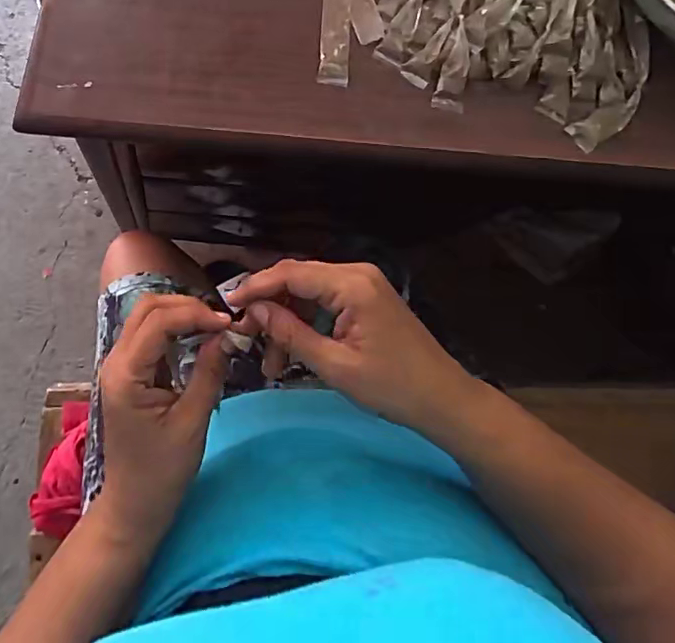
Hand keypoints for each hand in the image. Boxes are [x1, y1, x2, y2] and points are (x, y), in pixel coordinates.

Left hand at [95, 294, 231, 545]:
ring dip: (179, 314)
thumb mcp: (192, 424)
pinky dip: (173, 329)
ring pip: (146, 317)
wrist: (133, 506)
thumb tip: (225, 335)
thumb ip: (207, 374)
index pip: (157, 320)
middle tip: (220, 322)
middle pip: (147, 308)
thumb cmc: (161, 472)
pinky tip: (196, 339)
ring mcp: (117, 364)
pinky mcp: (127, 372)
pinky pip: (148, 335)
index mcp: (125, 373)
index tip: (227, 324)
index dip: (194, 313)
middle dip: (185, 306)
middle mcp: (115, 360)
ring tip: (213, 327)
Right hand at [226, 260, 477, 432]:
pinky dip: (304, 322)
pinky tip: (293, 351)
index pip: (290, 273)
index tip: (229, 306)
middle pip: (296, 278)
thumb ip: (290, 333)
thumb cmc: (393, 388)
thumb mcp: (335, 366)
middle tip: (245, 336)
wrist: (446, 402)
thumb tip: (254, 311)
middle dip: (268, 306)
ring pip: (306, 291)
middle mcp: (355, 273)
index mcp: (351, 284)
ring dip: (285, 320)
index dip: (255, 287)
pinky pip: (322, 300)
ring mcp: (362, 283)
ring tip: (271, 361)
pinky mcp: (364, 297)